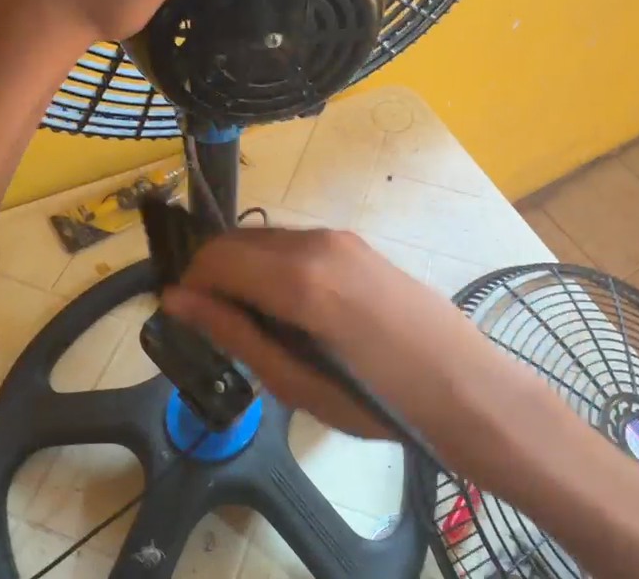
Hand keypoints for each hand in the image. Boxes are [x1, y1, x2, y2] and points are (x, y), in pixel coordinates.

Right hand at [162, 228, 533, 446]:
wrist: (462, 384)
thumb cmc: (377, 399)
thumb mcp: (295, 380)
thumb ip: (233, 332)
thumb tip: (177, 300)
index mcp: (300, 277)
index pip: (216, 256)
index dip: (190, 284)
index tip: (187, 320)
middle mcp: (317, 242)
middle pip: (238, 240)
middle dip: (215, 276)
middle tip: (218, 326)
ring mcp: (341, 237)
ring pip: (267, 239)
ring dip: (245, 270)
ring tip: (257, 324)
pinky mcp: (357, 243)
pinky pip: (297, 244)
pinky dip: (276, 266)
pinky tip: (292, 310)